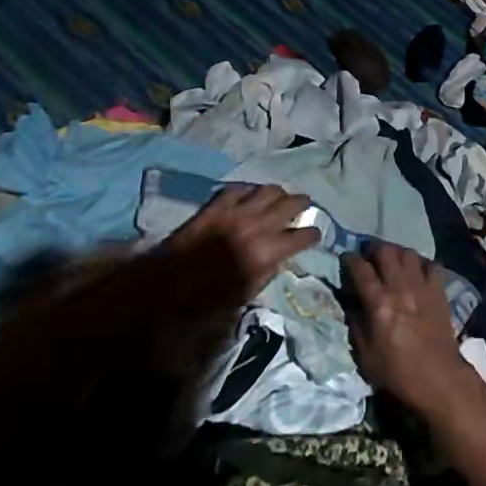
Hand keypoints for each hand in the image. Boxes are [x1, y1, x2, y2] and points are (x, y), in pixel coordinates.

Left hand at [166, 184, 320, 296]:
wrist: (170, 283)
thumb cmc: (209, 297)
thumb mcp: (248, 292)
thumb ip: (269, 270)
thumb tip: (281, 256)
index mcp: (267, 252)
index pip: (303, 236)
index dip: (313, 234)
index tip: (315, 234)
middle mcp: (257, 226)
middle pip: (291, 204)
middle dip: (303, 204)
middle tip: (304, 207)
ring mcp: (237, 211)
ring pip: (269, 189)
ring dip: (278, 194)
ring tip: (279, 198)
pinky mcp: (218, 204)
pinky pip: (240, 187)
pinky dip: (249, 190)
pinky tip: (249, 196)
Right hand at [345, 243, 475, 412]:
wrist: (438, 377)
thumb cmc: (398, 371)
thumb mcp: (366, 355)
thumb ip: (355, 325)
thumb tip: (350, 304)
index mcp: (379, 303)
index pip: (360, 269)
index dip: (350, 259)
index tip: (346, 258)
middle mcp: (400, 287)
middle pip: (385, 251)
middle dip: (373, 248)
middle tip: (368, 255)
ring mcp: (422, 286)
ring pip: (408, 253)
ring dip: (396, 252)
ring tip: (392, 259)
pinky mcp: (439, 291)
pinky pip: (432, 265)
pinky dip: (422, 263)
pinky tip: (417, 271)